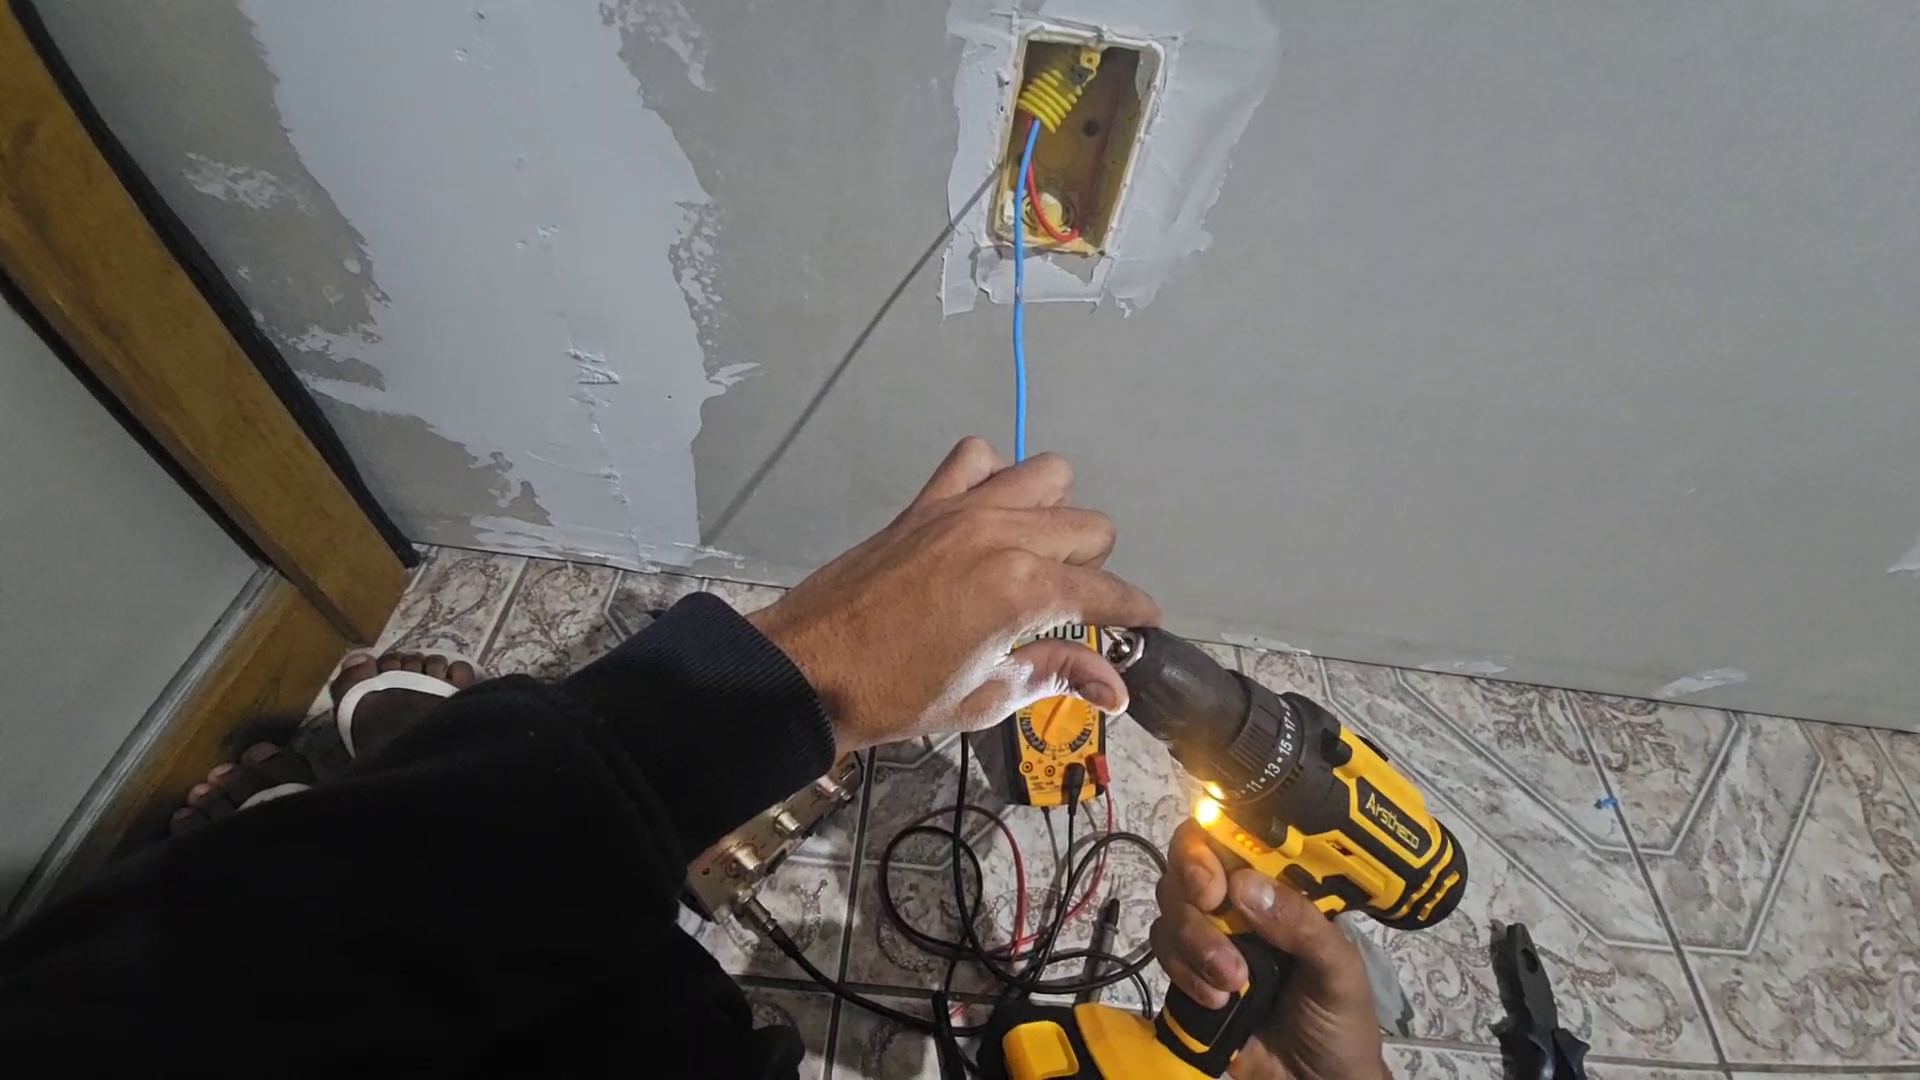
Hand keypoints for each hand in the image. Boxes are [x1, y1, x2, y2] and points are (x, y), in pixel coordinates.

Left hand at [747, 436, 1160, 753]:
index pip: (1108, 592)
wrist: (808, 670)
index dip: (1135, 612)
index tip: (1144, 623)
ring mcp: (962, 508)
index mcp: (1024, 590)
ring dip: (1054, 513)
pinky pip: (976, 456)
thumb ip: (1056, 675)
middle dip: (1094, 568)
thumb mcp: (986, 697)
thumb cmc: (898, 695)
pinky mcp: (926, 501)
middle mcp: (1004, 533)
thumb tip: (1116, 688)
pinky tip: (984, 516)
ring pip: (1048, 475)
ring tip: (1032, 554)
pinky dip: (992, 477)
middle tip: (1068, 606)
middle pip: (1090, 526)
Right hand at [1150, 820, 1389, 1079]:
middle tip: (1212, 912)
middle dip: (1193, 888)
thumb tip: (1245, 886)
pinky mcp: (1185, 965)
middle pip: (1187, 859)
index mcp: (1274, 884)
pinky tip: (1215, 999)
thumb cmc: (1339, 1022)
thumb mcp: (1338, 970)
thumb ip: (1302, 925)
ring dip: (1193, 940)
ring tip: (1232, 983)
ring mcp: (1207, 930)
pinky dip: (1181, 970)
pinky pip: (1161, 946)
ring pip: (1169, 902)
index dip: (1210, 840)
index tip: (1213, 877)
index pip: (1231, 834)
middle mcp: (1234, 897)